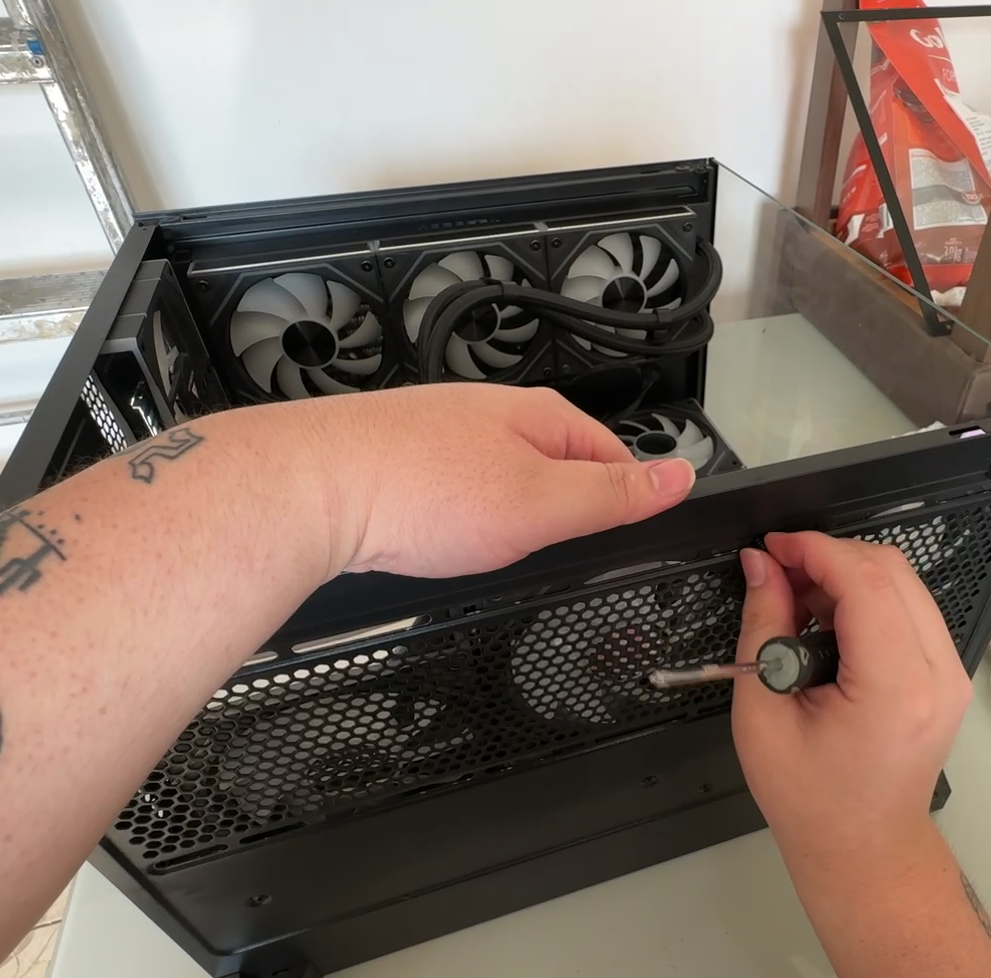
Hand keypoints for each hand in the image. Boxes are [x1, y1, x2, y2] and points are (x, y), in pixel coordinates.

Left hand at [309, 383, 694, 577]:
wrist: (310, 490)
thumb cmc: (423, 492)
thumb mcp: (543, 504)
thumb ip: (615, 494)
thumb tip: (680, 476)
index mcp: (541, 417)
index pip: (614, 455)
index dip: (622, 500)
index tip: (615, 536)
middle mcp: (495, 413)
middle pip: (559, 466)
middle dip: (559, 513)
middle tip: (543, 551)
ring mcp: (448, 431)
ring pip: (506, 479)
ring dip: (509, 516)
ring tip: (490, 547)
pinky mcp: (408, 456)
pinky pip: (460, 489)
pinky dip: (463, 517)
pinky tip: (446, 535)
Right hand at [732, 533, 971, 867]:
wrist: (865, 848)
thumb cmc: (809, 798)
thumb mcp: (763, 712)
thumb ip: (763, 627)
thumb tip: (759, 565)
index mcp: (895, 689)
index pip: (865, 581)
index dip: (814, 549)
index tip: (771, 548)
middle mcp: (938, 673)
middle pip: (891, 569)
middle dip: (828, 555)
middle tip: (778, 572)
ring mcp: (950, 672)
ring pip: (903, 581)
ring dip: (846, 573)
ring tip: (797, 600)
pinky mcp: (946, 673)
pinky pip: (909, 606)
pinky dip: (865, 595)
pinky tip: (827, 619)